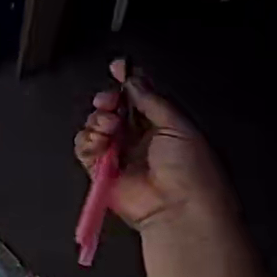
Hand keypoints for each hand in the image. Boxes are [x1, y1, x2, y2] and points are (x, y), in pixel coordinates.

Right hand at [75, 59, 235, 234]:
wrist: (179, 209)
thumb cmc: (192, 173)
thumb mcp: (178, 125)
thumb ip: (151, 99)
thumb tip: (134, 79)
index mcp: (162, 125)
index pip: (139, 96)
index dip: (127, 80)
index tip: (119, 67)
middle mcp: (139, 138)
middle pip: (112, 108)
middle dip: (107, 100)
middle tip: (109, 101)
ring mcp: (119, 154)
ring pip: (96, 124)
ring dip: (98, 120)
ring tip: (109, 126)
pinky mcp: (101, 170)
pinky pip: (84, 147)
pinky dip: (88, 141)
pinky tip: (100, 143)